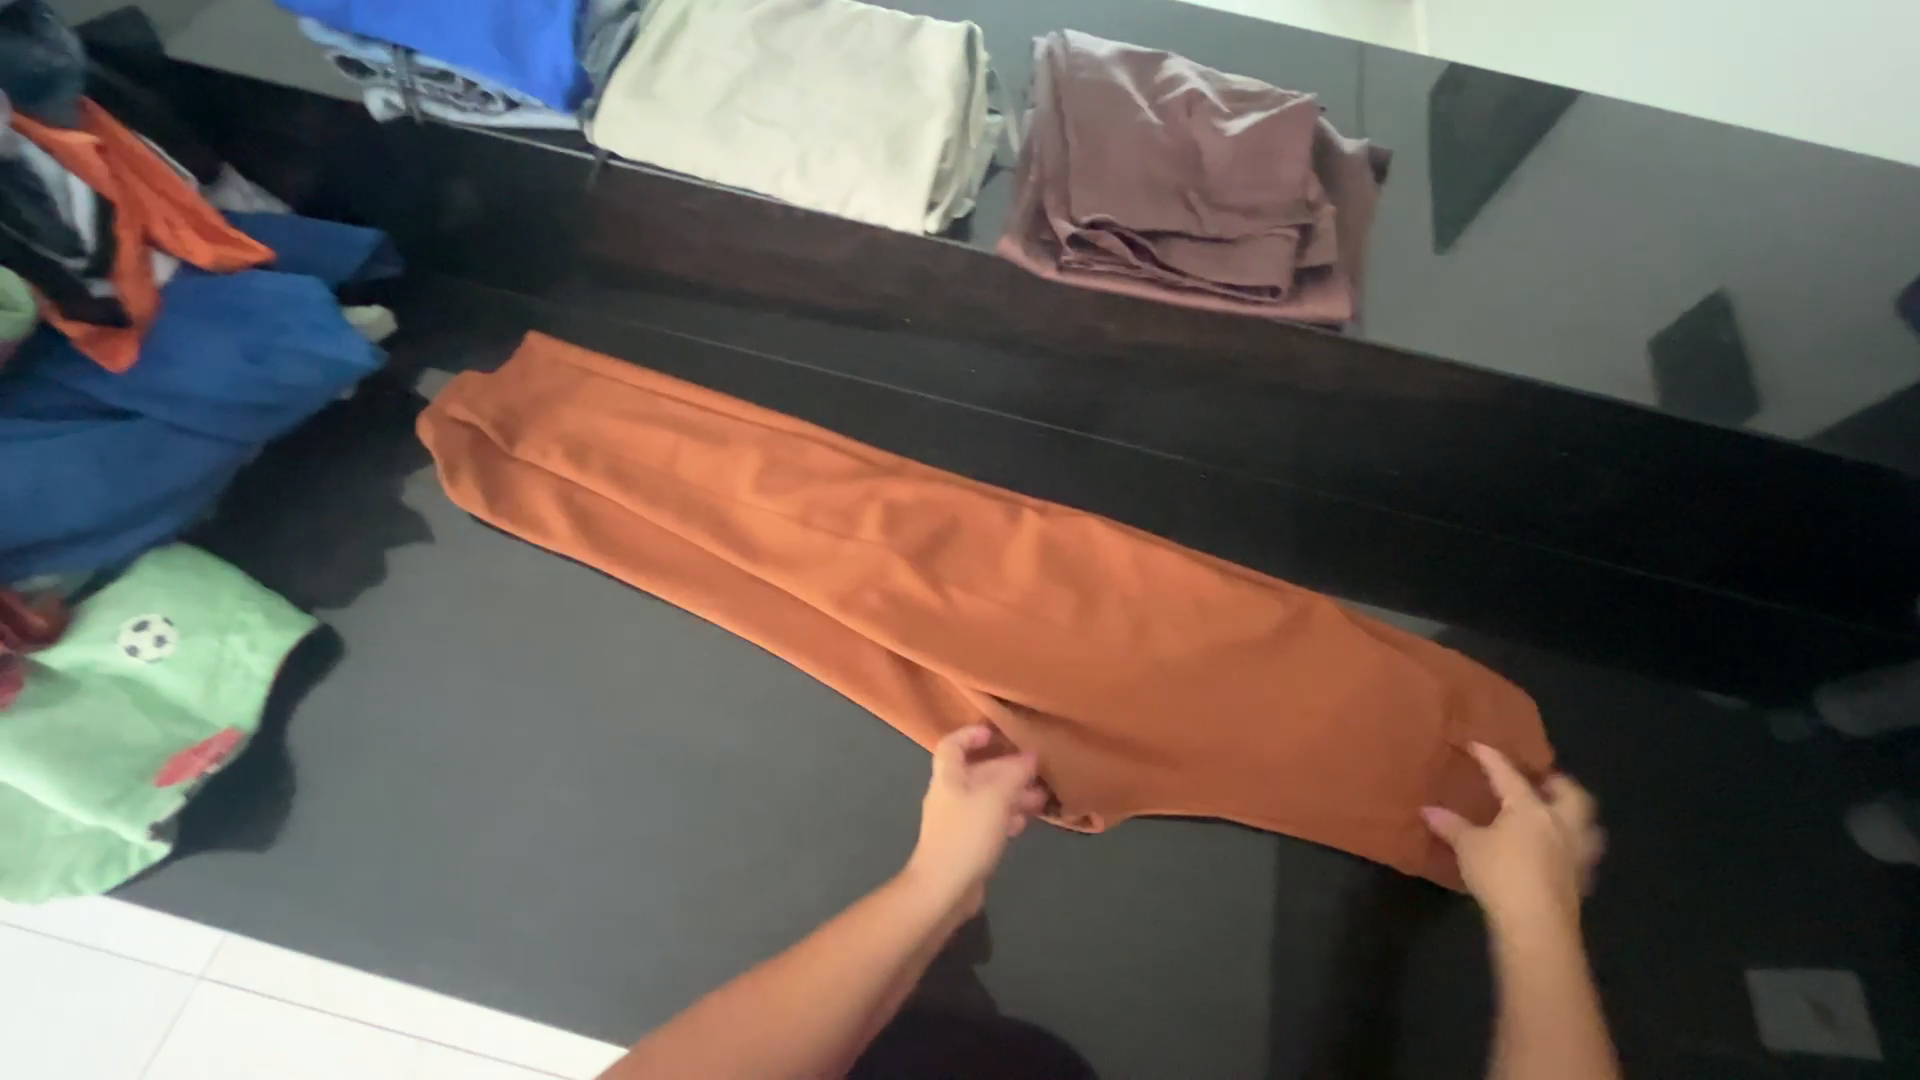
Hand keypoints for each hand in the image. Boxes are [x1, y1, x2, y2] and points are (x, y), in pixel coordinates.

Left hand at [903, 725, 1046, 914]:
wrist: (943, 890)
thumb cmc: (966, 835)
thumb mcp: (995, 798)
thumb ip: (1014, 774)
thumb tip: (1030, 756)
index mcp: (949, 777)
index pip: (952, 744)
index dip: (972, 734)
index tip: (997, 734)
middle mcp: (950, 795)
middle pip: (978, 772)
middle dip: (1007, 768)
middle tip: (1038, 770)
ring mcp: (958, 821)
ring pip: (988, 798)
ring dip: (1013, 794)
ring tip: (1042, 796)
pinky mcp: (967, 844)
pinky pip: (990, 821)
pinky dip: (1008, 816)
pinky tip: (1027, 820)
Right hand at [1423, 743, 1603, 936]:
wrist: (1537, 923)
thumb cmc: (1500, 873)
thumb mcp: (1468, 846)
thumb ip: (1451, 825)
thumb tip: (1427, 810)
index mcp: (1530, 809)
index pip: (1508, 775)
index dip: (1492, 758)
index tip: (1478, 745)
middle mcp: (1561, 824)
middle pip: (1572, 794)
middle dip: (1558, 783)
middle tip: (1540, 780)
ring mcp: (1577, 852)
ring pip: (1588, 824)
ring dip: (1574, 815)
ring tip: (1556, 814)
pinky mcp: (1582, 879)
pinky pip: (1583, 851)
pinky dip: (1572, 844)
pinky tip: (1556, 850)